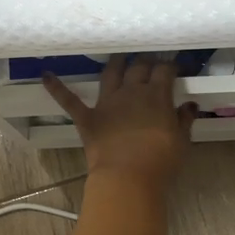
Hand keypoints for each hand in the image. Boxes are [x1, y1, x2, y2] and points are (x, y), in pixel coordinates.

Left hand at [43, 55, 198, 184]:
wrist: (127, 178)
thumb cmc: (160, 162)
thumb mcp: (182, 141)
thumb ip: (184, 120)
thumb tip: (189, 105)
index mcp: (157, 96)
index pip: (165, 71)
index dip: (170, 65)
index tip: (174, 66)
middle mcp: (131, 91)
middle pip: (138, 67)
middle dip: (145, 61)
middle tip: (150, 60)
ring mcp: (107, 102)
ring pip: (109, 73)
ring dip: (114, 62)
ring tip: (118, 56)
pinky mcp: (87, 117)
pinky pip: (69, 100)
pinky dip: (56, 87)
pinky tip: (45, 75)